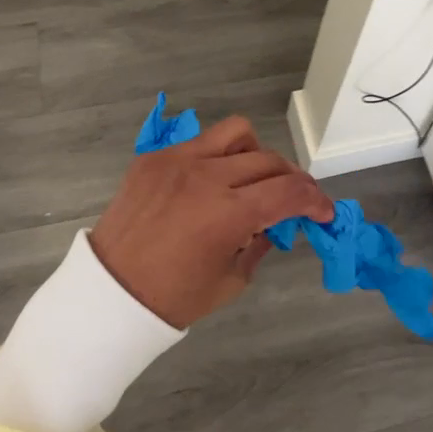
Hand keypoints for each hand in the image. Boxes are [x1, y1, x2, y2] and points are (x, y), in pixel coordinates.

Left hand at [90, 115, 333, 328]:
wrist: (109, 293)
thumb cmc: (172, 298)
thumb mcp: (230, 280)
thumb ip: (259, 244)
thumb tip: (274, 222)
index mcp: (228, 214)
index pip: (288, 192)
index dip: (314, 201)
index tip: (323, 211)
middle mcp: (207, 177)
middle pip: (268, 160)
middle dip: (291, 179)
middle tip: (294, 199)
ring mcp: (178, 160)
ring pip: (236, 133)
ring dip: (255, 153)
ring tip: (253, 178)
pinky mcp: (155, 158)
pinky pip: (199, 143)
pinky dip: (216, 158)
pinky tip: (211, 183)